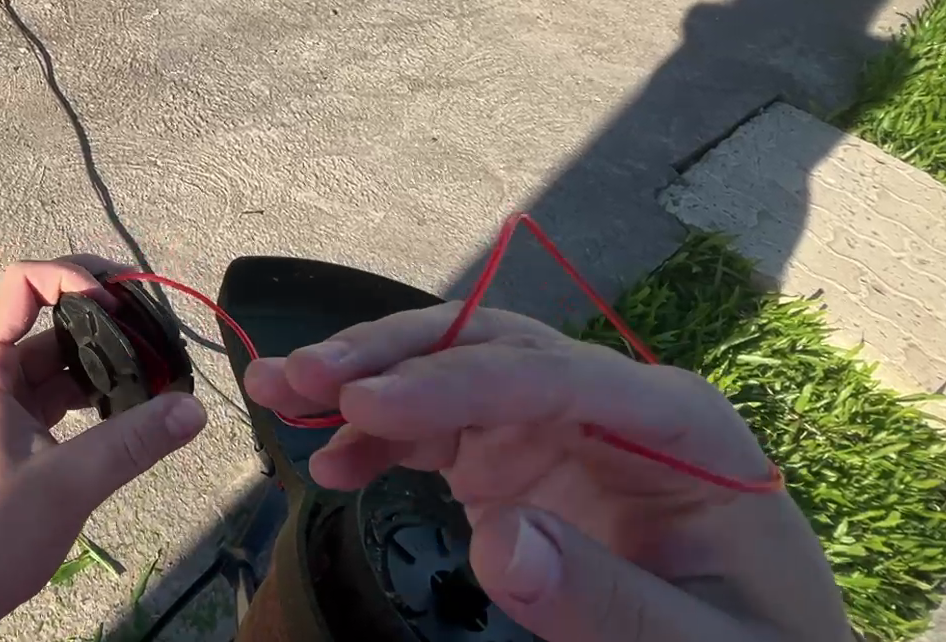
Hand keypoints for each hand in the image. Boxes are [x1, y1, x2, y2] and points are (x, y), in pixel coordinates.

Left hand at [0, 258, 208, 641]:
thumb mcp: (68, 483)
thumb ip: (134, 440)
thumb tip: (195, 408)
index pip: (21, 283)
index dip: (71, 276)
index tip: (120, 301)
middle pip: (39, 314)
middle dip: (96, 315)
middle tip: (151, 326)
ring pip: (47, 356)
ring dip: (95, 358)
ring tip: (150, 368)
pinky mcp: (0, 426)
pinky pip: (45, 390)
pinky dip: (82, 390)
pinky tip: (122, 404)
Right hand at [244, 304, 852, 641]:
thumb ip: (609, 602)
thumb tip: (493, 539)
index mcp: (668, 416)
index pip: (541, 373)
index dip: (443, 382)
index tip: (358, 404)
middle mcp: (598, 391)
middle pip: (476, 344)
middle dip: (380, 355)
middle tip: (298, 374)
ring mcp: (547, 414)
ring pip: (437, 365)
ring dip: (355, 377)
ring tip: (277, 388)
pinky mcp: (508, 444)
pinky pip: (428, 422)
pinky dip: (373, 437)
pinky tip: (333, 464)